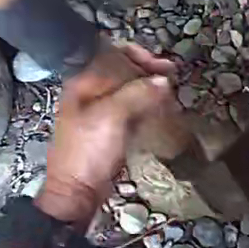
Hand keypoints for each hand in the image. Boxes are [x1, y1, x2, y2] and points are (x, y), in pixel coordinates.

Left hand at [35, 42, 178, 222]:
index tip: (161, 65)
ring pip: (130, 90)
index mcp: (82, 82)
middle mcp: (90, 92)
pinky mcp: (111, 129)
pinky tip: (163, 109)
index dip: (138, 55)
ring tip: (172, 94)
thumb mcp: (112, 116)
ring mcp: (100, 111)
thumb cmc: (88, 150)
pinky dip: (148, 106)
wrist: (76, 194)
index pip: (112, 54)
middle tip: (172, 77)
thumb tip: (164, 80)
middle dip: (149, 72)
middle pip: (123, 71)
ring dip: (151, 89)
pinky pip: (132, 109)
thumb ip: (138, 92)